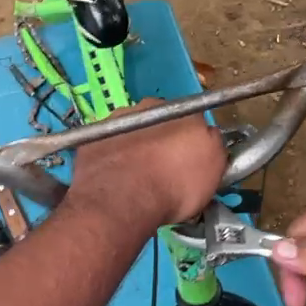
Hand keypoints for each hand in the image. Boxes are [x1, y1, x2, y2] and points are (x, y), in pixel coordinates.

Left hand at [69, 100, 224, 226]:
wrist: (122, 199)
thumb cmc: (175, 187)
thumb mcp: (214, 170)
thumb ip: (213, 145)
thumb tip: (208, 138)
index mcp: (183, 111)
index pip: (193, 120)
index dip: (192, 141)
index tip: (189, 161)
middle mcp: (149, 106)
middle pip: (161, 121)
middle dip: (162, 139)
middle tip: (163, 168)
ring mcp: (116, 118)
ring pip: (132, 130)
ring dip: (135, 146)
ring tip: (136, 176)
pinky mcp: (91, 136)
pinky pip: (107, 145)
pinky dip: (110, 157)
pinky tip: (114, 177)